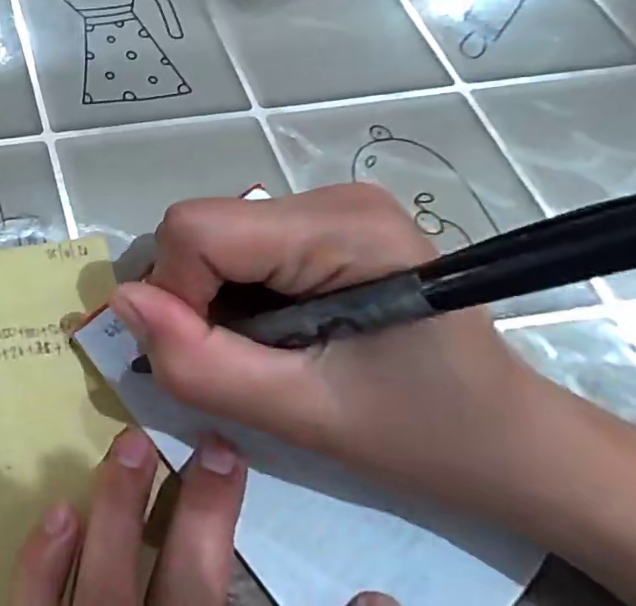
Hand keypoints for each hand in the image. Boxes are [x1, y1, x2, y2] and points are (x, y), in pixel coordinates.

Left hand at [13, 427, 244, 605]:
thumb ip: (207, 586)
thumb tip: (212, 530)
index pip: (204, 577)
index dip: (215, 512)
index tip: (223, 450)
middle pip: (162, 572)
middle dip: (171, 503)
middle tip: (158, 434)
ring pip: (98, 577)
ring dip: (113, 507)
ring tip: (128, 447)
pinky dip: (41, 562)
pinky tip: (57, 512)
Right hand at [108, 183, 560, 511]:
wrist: (514, 440)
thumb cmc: (427, 438)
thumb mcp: (304, 418)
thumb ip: (202, 364)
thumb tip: (120, 303)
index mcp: (341, 226)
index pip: (198, 228)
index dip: (176, 295)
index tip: (206, 358)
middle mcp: (332, 195)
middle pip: (205, 227)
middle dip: (195, 298)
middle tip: (241, 364)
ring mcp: (332, 202)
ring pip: (217, 234)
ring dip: (215, 298)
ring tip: (267, 353)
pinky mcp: (328, 221)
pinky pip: (243, 242)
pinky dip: (236, 291)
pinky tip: (278, 331)